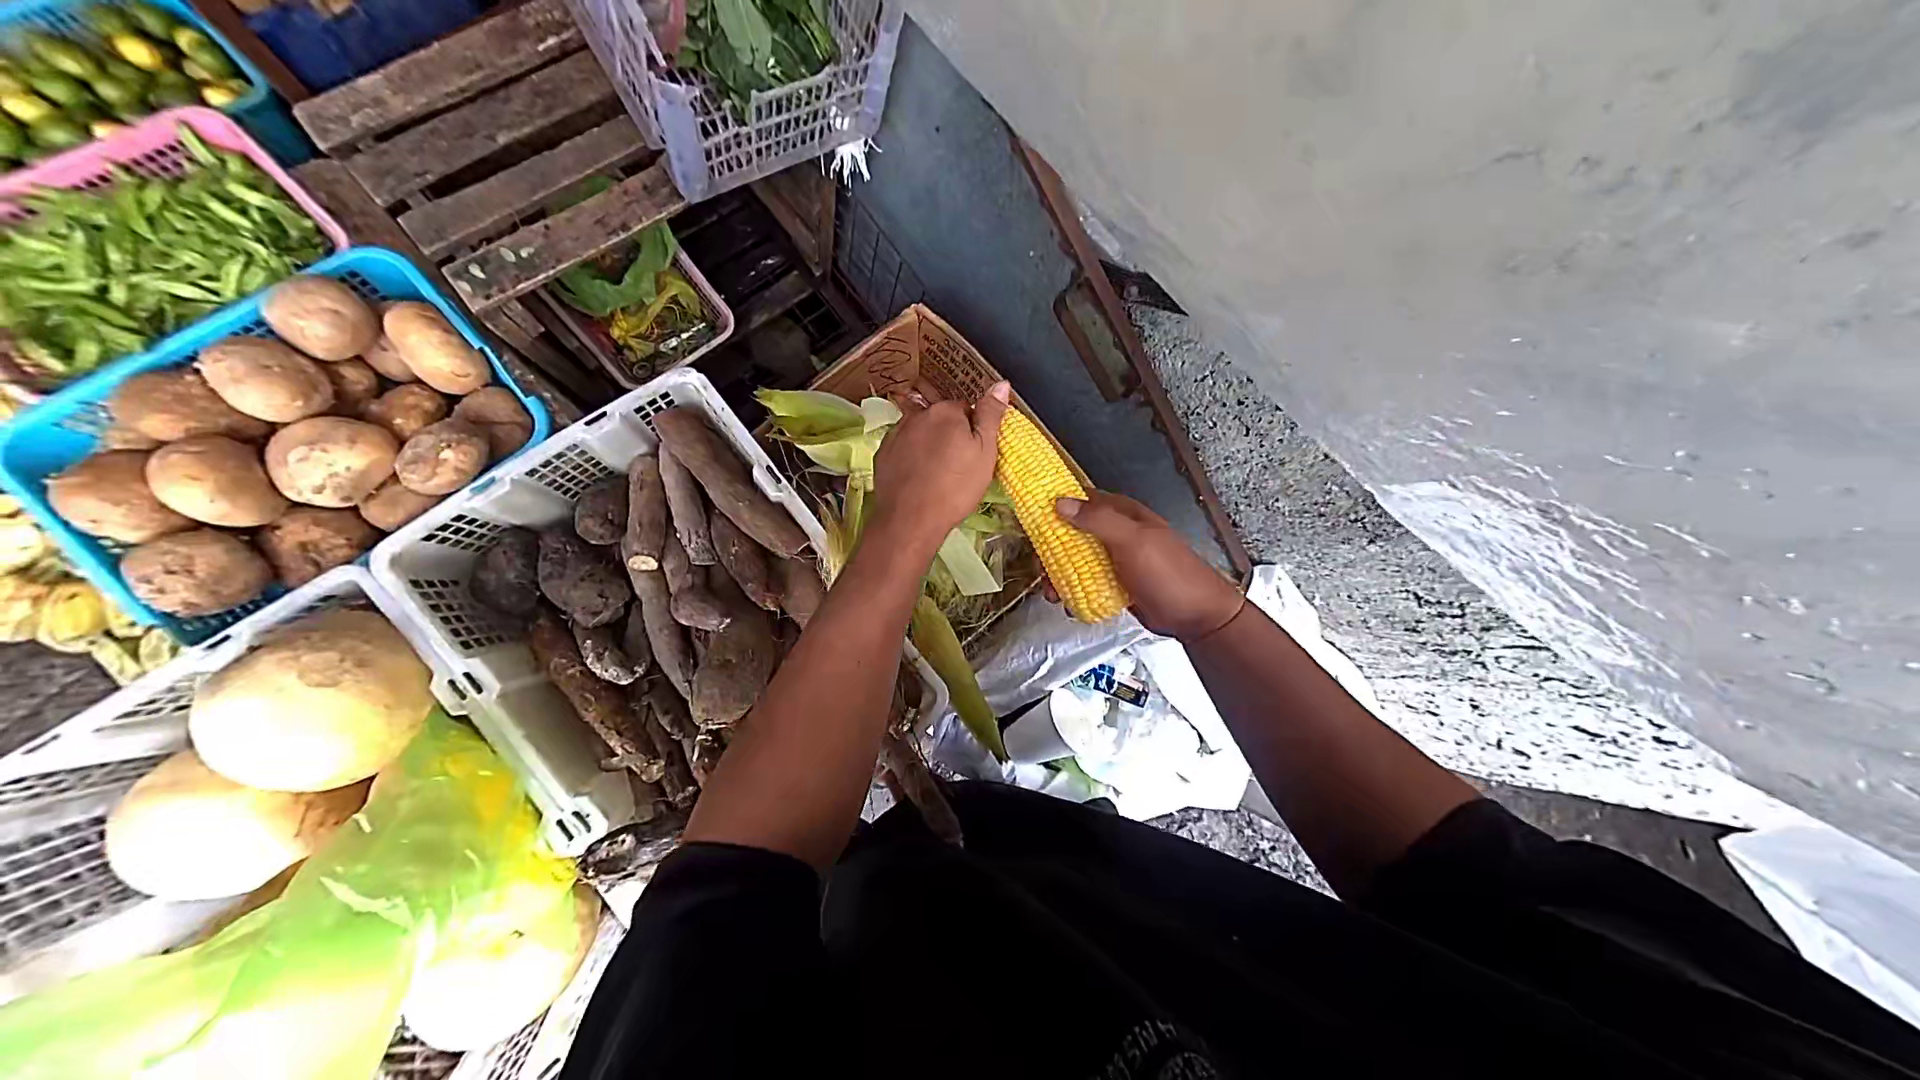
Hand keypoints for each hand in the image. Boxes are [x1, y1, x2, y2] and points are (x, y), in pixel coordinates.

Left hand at [869, 381, 1009, 552]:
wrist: (911, 520)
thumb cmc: (955, 488)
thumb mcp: (985, 452)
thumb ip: (991, 415)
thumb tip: (1001, 384)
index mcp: (945, 412)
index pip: (965, 409)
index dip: (973, 430)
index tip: (975, 452)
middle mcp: (917, 416)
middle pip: (940, 420)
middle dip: (949, 435)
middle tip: (959, 465)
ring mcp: (895, 435)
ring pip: (919, 434)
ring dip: (928, 445)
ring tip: (937, 474)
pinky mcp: (882, 456)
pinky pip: (902, 450)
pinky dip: (911, 459)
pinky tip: (918, 479)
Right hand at [1054, 492, 1244, 640]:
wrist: (1196, 617)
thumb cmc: (1170, 574)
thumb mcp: (1132, 541)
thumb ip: (1097, 520)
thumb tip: (1061, 502)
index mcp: (1122, 514)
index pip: (1081, 500)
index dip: (1055, 507)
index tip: (1031, 522)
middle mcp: (1116, 533)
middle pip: (1071, 533)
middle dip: (1050, 551)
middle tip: (1040, 569)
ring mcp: (1116, 560)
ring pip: (1075, 560)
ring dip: (1058, 575)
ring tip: (1053, 593)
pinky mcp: (1116, 584)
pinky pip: (1085, 582)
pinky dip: (1073, 591)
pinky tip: (1069, 603)